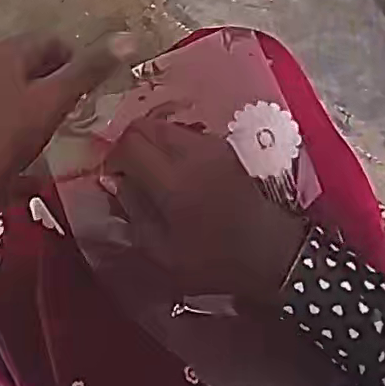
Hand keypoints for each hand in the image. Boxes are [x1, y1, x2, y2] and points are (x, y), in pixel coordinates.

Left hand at [0, 32, 135, 247]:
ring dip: (51, 97)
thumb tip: (128, 38)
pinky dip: (34, 112)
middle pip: (42, 61)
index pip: (56, 41)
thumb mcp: (57, 98)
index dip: (79, 61)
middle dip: (66, 79)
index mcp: (9, 51)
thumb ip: (90, 69)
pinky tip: (41, 133)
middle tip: (81, 105)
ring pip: (31, 83)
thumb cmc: (12, 132)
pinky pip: (18, 102)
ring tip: (64, 120)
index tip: (91, 89)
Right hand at [101, 118, 307, 304]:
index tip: (112, 179)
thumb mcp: (163, 253)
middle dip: (128, 143)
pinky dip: (172, 143)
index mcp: (171, 179)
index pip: (128, 144)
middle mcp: (190, 152)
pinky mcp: (225, 147)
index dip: (112, 159)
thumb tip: (116, 184)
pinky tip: (177, 170)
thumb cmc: (215, 260)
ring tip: (151, 170)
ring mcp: (210, 145)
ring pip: (166, 125)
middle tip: (127, 170)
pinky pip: (187, 133)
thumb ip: (135, 213)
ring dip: (150, 141)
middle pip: (144, 125)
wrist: (272, 251)